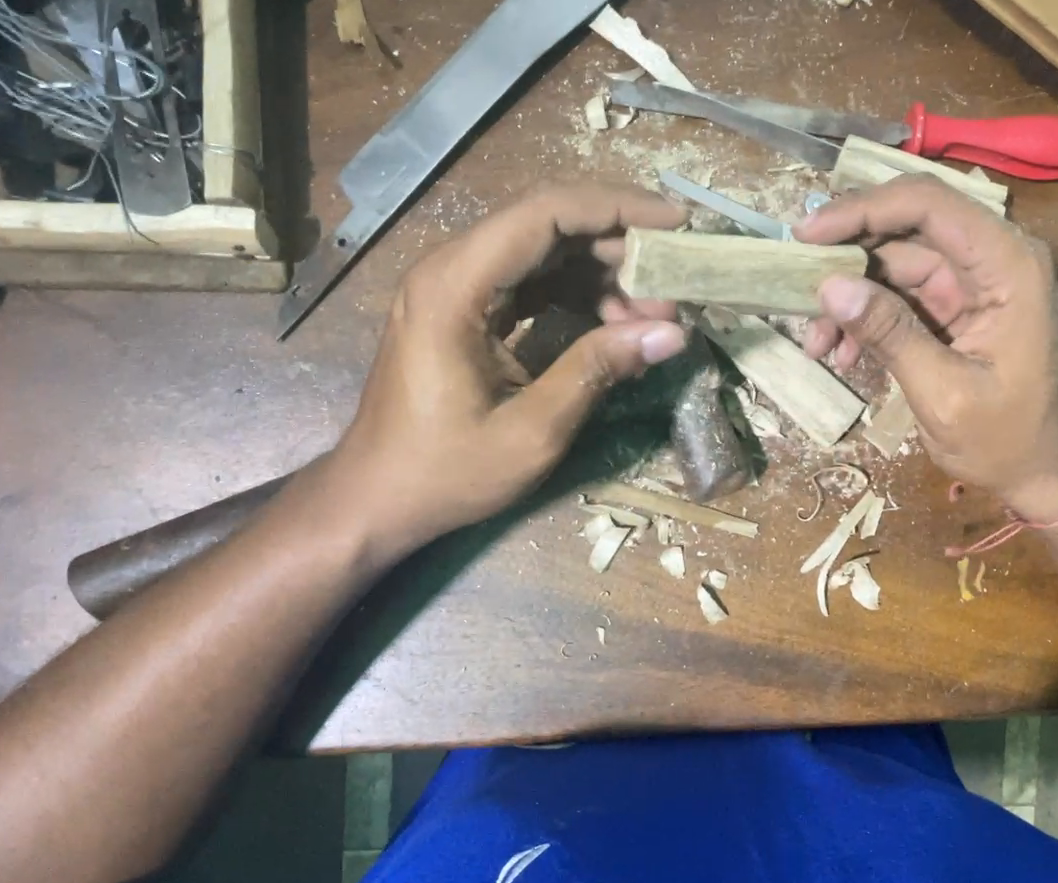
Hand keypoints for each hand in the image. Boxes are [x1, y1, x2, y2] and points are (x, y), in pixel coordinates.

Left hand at [324, 184, 689, 562]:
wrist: (379, 497)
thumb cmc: (446, 472)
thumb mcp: (533, 430)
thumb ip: (599, 370)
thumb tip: (673, 333)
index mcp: (456, 286)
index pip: (545, 213)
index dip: (617, 209)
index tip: (678, 223)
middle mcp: (452, 270)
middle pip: (547, 225)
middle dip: (619, 247)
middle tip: (677, 284)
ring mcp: (456, 288)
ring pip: (544, 253)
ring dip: (603, 276)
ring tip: (654, 315)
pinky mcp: (466, 312)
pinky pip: (532, 284)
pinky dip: (578, 297)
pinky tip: (616, 326)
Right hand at [793, 176, 1057, 522]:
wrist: (1034, 472)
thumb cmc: (1002, 440)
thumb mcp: (942, 392)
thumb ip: (889, 334)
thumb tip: (828, 287)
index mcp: (1007, 266)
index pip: (930, 206)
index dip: (864, 210)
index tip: (807, 235)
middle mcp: (991, 259)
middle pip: (907, 228)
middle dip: (847, 254)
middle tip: (795, 281)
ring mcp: (971, 282)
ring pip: (893, 264)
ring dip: (848, 298)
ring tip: (814, 343)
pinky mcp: (952, 307)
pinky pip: (897, 296)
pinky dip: (864, 319)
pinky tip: (839, 354)